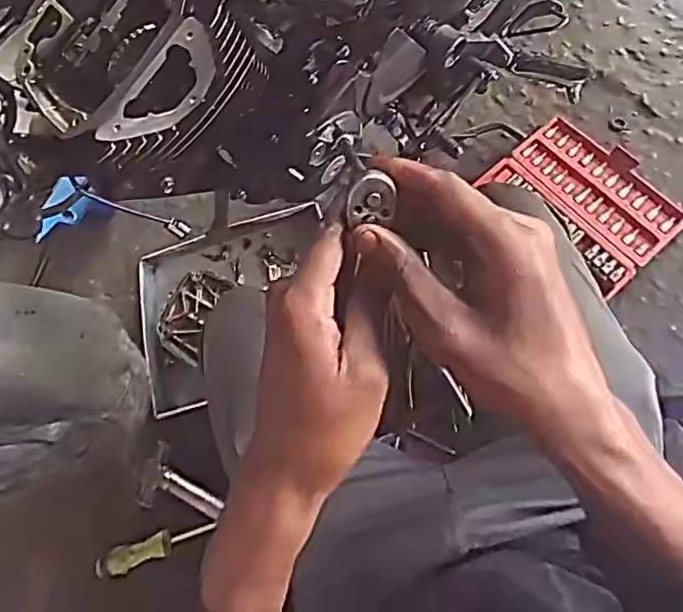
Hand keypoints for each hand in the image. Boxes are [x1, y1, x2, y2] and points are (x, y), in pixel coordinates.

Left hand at [243, 220, 388, 500]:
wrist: (286, 468)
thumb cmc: (321, 433)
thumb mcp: (368, 367)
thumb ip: (372, 305)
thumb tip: (379, 259)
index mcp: (300, 303)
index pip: (331, 237)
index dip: (363, 223)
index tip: (389, 214)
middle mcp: (283, 299)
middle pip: (330, 252)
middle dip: (365, 254)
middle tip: (400, 268)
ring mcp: (282, 310)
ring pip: (327, 272)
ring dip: (358, 278)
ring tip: (388, 300)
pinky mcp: (287, 324)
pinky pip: (320, 292)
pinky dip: (345, 297)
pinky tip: (367, 320)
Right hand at [353, 157, 620, 453]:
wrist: (570, 408)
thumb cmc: (523, 378)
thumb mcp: (446, 327)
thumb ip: (404, 274)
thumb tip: (372, 237)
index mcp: (508, 241)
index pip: (446, 186)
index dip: (403, 172)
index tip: (374, 168)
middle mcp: (522, 233)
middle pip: (452, 197)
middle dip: (405, 199)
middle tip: (368, 207)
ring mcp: (526, 243)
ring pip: (461, 214)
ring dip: (421, 219)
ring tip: (384, 230)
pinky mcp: (524, 257)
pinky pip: (474, 232)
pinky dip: (441, 235)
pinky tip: (416, 251)